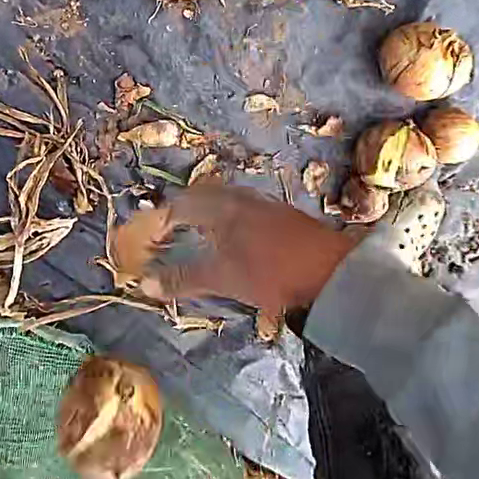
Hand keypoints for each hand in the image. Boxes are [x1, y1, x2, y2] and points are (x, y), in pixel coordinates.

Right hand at [139, 184, 361, 315]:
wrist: (333, 272)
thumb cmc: (272, 272)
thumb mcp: (223, 278)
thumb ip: (184, 279)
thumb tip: (146, 283)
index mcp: (222, 207)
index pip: (181, 204)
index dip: (162, 219)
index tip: (153, 238)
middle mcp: (241, 198)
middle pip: (203, 196)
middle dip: (183, 212)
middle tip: (172, 232)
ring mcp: (265, 205)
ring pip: (226, 201)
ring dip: (207, 214)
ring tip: (200, 236)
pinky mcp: (282, 216)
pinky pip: (244, 209)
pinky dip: (228, 220)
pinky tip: (235, 240)